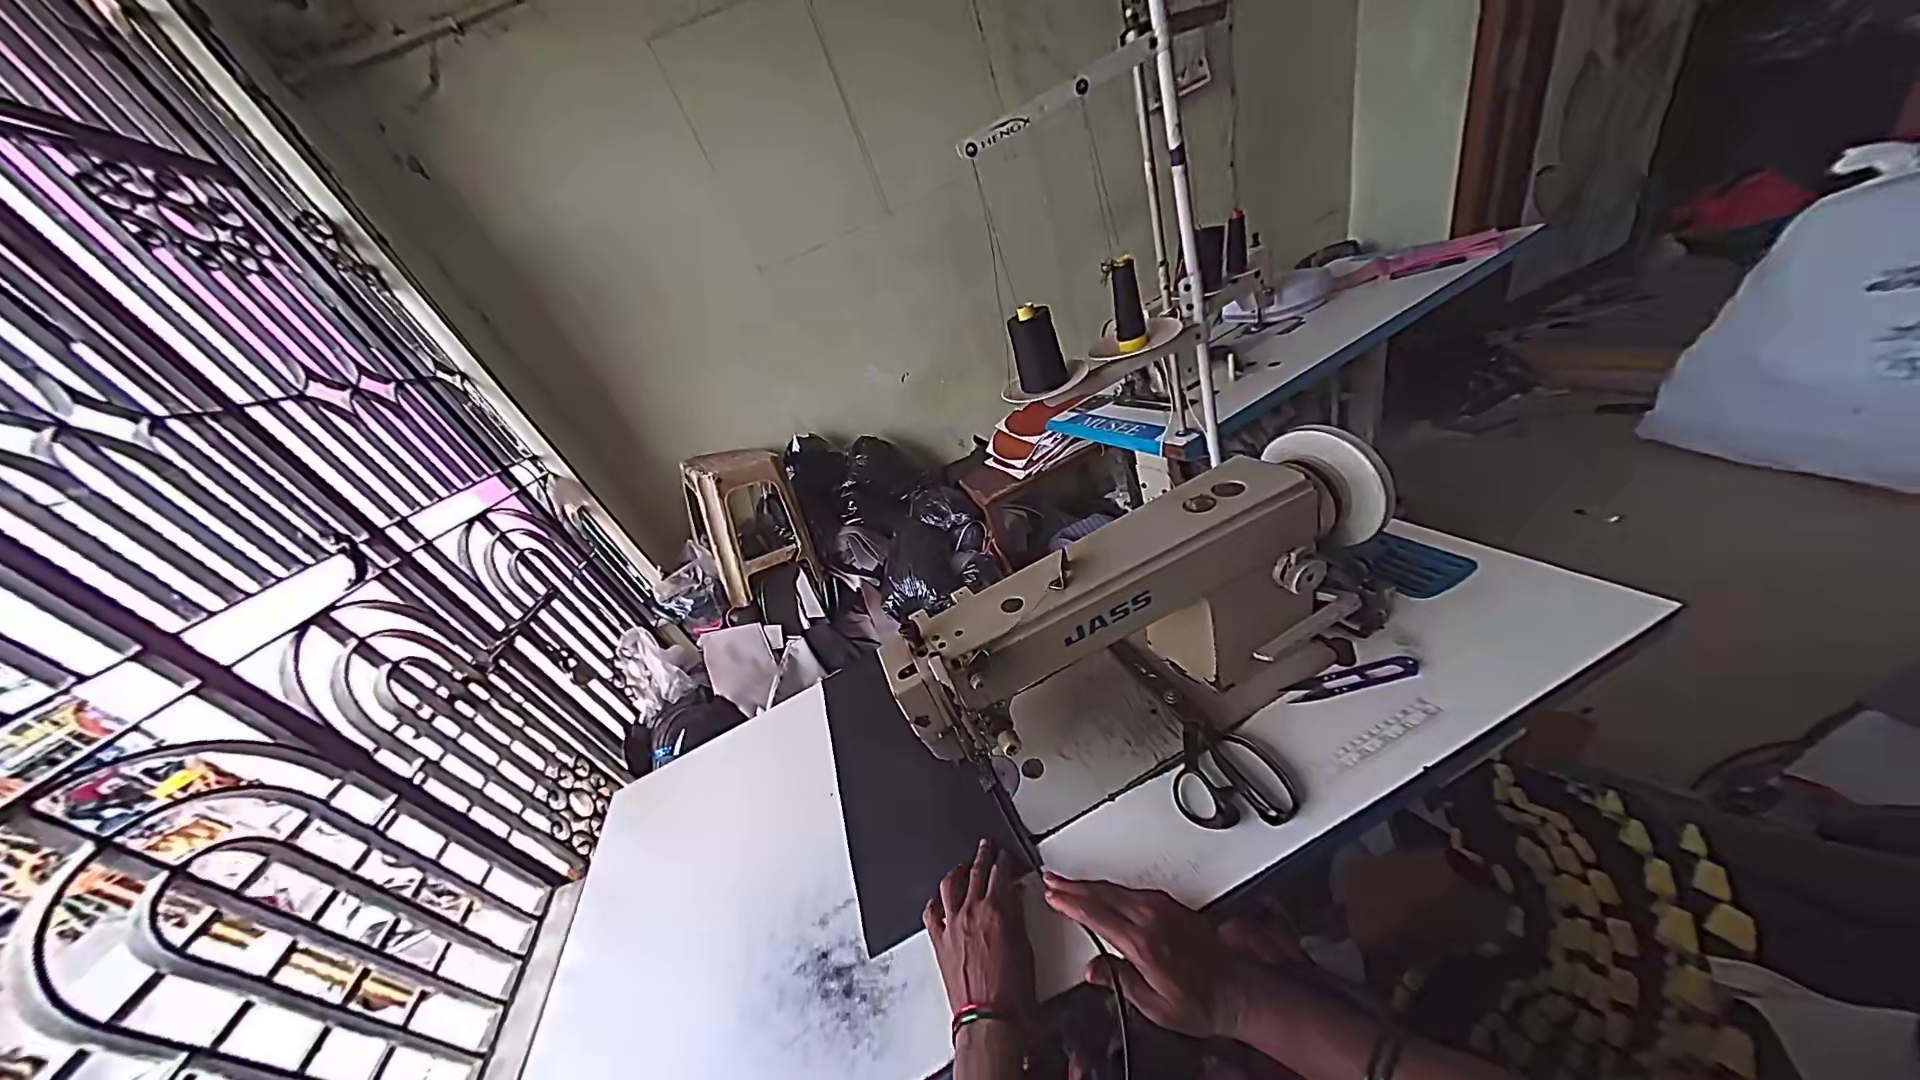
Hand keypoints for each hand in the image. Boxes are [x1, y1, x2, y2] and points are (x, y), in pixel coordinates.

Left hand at [925, 839, 1035, 1015]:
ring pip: (950, 884)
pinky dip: (936, 902)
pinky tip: (939, 898)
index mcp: (997, 910)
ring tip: (962, 865)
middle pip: (976, 872)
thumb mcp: (1025, 947)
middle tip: (986, 847)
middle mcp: (972, 912)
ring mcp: (952, 925)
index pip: (1000, 872)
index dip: (1004, 861)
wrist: (990, 1022)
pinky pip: (932, 913)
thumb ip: (1017, 916)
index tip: (1005, 856)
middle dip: (982, 856)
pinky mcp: (939, 941)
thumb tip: (1014, 897)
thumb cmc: (1012, 994)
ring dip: (958, 871)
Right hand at [1042, 873, 1269, 1038]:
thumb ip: (1120, 981)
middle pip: (1101, 892)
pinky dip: (1108, 886)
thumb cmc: (1200, 1003)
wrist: (1235, 991)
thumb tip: (1092, 970)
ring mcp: (1160, 906)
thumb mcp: (1155, 1006)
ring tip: (1067, 882)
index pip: (1095, 914)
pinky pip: (1129, 888)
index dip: (1070, 903)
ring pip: (1114, 887)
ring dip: (1088, 884)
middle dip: (1072, 886)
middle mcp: (1150, 917)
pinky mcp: (1168, 902)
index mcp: (1142, 942)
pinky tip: (1100, 889)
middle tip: (1051, 881)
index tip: (1053, 896)